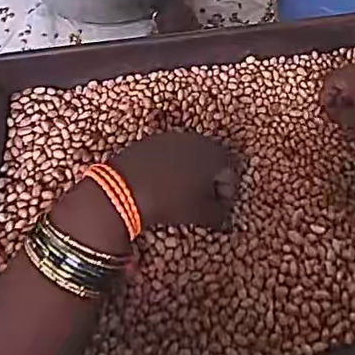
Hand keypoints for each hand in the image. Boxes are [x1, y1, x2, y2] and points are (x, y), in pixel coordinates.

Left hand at [111, 132, 239, 231]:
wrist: (124, 188)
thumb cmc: (168, 201)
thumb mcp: (199, 213)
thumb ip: (219, 214)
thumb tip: (225, 217)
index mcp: (213, 154)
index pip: (230, 172)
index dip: (227, 193)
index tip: (219, 209)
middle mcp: (195, 139)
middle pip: (212, 159)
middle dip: (211, 181)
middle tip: (204, 202)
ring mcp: (172, 137)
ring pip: (190, 155)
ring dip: (192, 173)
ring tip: (183, 194)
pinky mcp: (153, 140)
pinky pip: (171, 153)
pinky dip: (173, 167)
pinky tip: (164, 184)